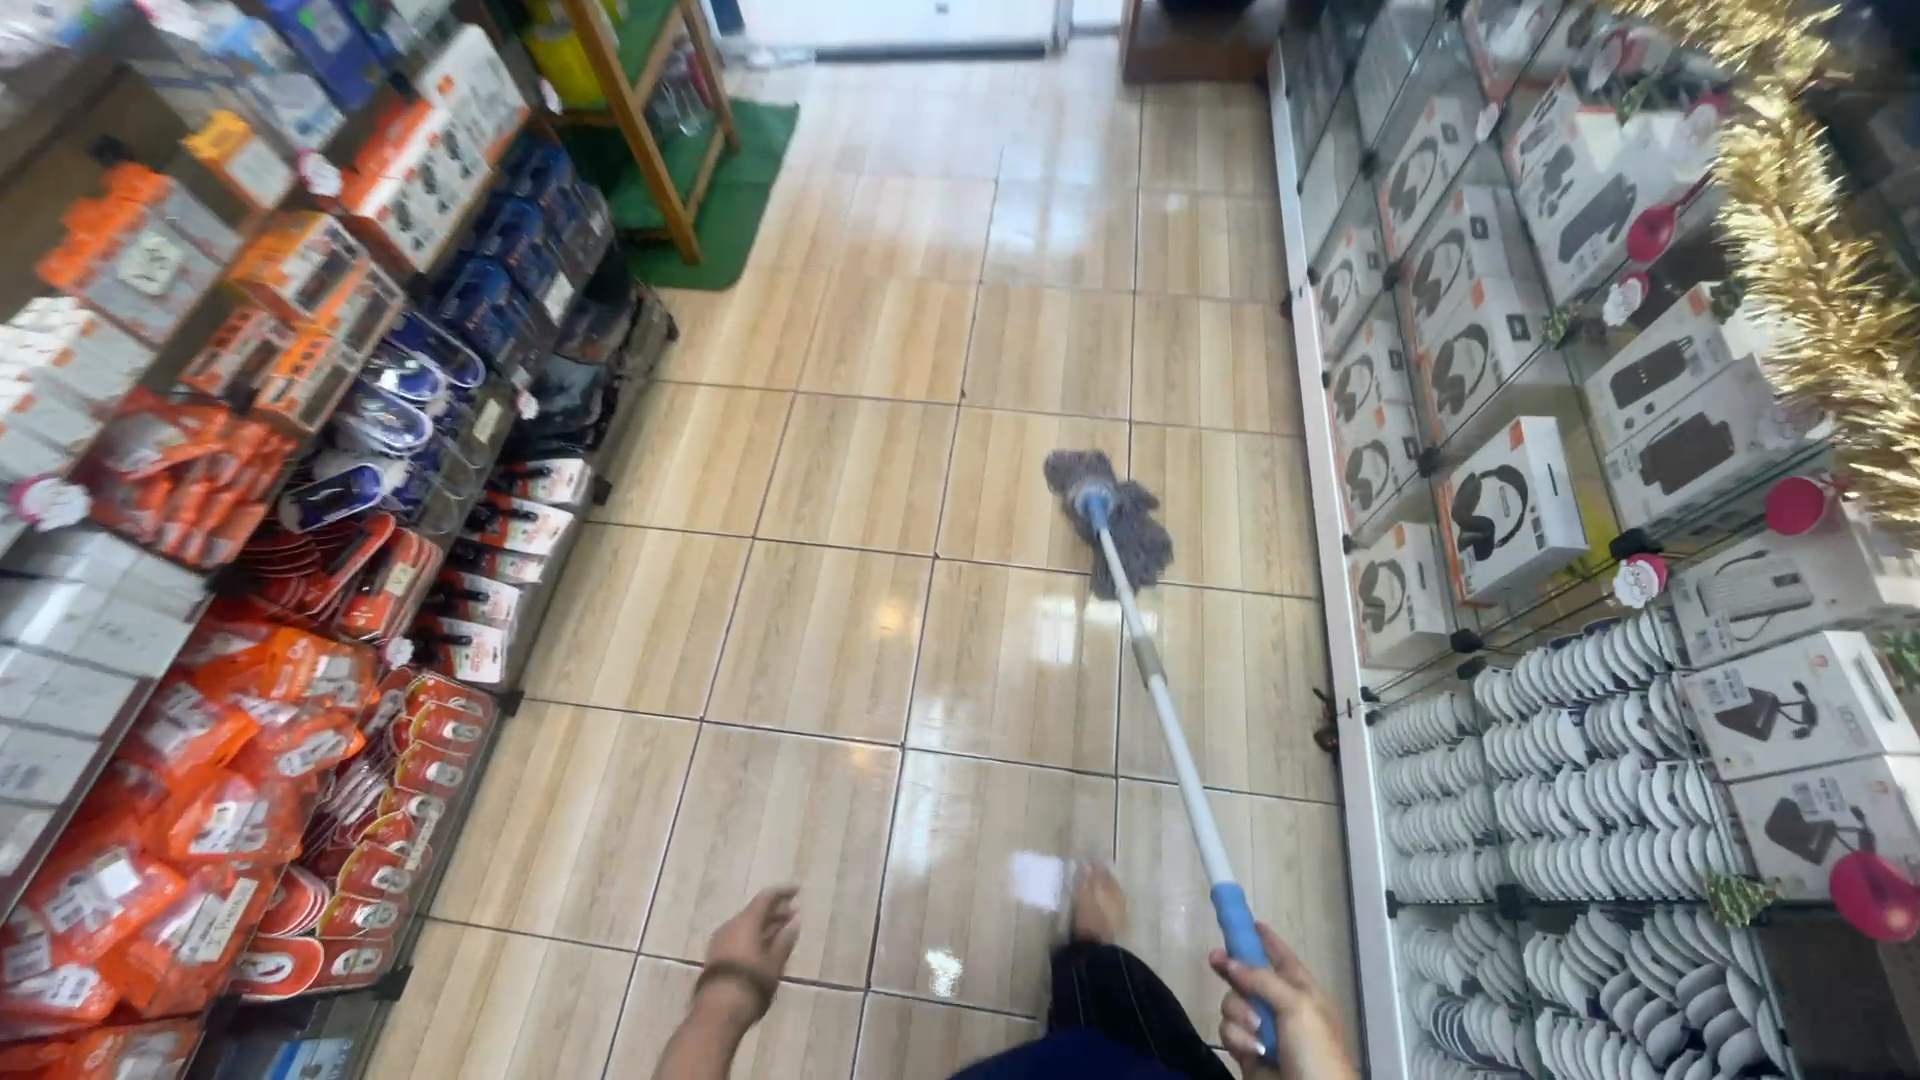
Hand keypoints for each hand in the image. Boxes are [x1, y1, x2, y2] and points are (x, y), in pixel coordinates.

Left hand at [695, 886, 800, 1028]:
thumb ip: (784, 940)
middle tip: (794, 914)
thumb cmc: (750, 985)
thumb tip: (794, 921)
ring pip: (747, 925)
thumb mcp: (774, 963)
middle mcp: (731, 926)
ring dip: (765, 926)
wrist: (716, 1015)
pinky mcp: (716, 957)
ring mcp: (721, 941)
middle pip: (755, 911)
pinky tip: (765, 947)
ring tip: (783, 931)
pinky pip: (739, 937)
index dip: (783, 892)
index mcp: (746, 922)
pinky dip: (754, 937)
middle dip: (775, 911)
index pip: (766, 897)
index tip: (798, 891)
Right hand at [1209, 922, 1357, 1079]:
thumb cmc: (1317, 1052)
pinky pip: (1229, 1030)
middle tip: (1214, 959)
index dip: (1264, 938)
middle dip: (1232, 969)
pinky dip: (1238, 1037)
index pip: (1281, 956)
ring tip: (1255, 1029)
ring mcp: (1263, 1030)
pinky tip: (1251, 1050)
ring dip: (1240, 1013)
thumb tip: (1228, 961)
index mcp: (1302, 991)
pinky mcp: (1247, 1051)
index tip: (1245, 921)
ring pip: (1232, 1002)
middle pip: (1247, 975)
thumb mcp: (1297, 1007)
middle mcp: (1280, 1006)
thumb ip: (1261, 979)